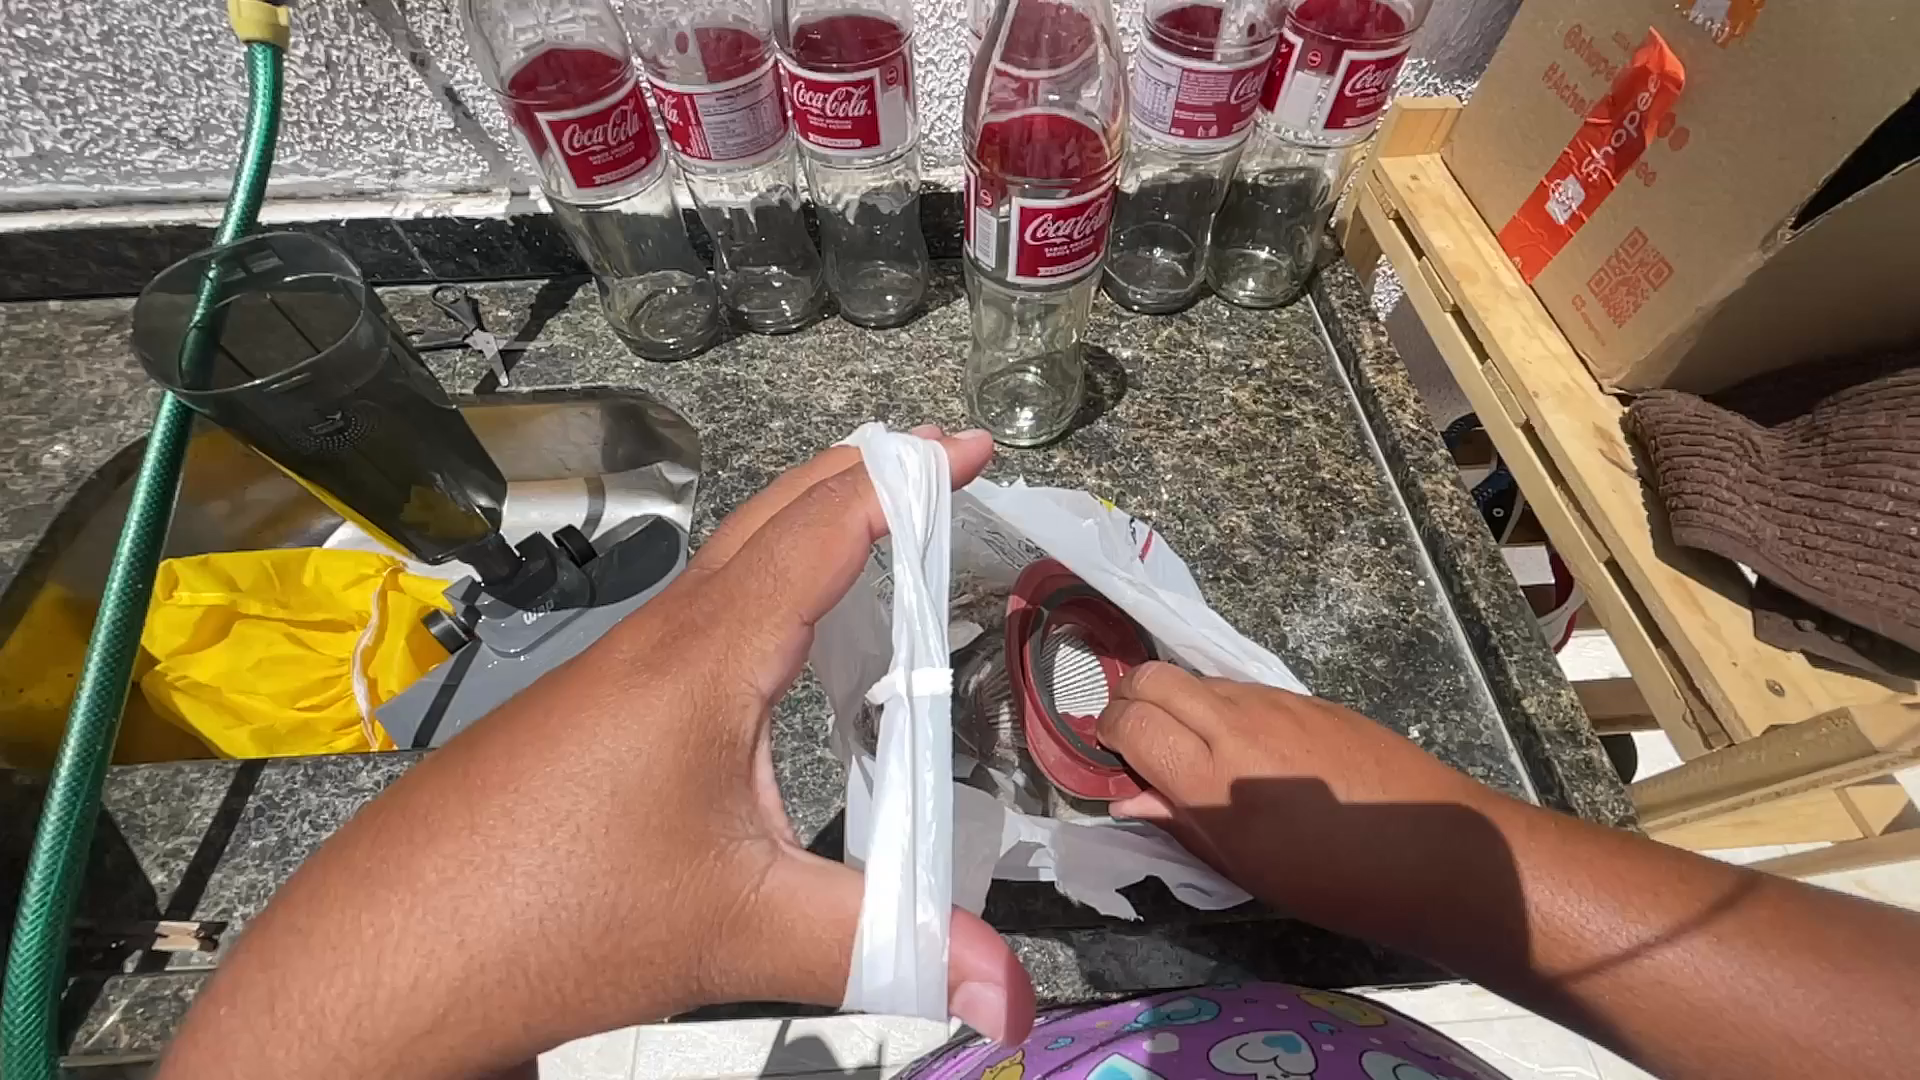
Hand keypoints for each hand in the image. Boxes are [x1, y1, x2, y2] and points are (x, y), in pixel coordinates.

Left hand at [160, 427, 1034, 1079]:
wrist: (371, 965)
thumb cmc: (545, 921)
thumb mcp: (734, 929)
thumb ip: (874, 943)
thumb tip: (1004, 994)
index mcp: (712, 653)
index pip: (827, 529)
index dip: (909, 481)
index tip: (968, 447)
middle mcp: (672, 632)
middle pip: (782, 508)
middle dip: (870, 468)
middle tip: (939, 453)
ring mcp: (633, 657)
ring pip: (742, 548)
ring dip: (817, 511)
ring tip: (881, 507)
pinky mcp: (612, 693)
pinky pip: (713, 598)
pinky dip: (775, 569)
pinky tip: (790, 615)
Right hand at [1094, 662, 1518, 940]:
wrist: (1441, 852)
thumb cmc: (1334, 882)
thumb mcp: (1244, 867)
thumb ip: (1177, 822)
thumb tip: (1127, 798)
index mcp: (1211, 778)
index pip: (1128, 722)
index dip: (1107, 733)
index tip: (1112, 754)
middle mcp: (1232, 723)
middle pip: (1149, 676)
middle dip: (1127, 699)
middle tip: (1137, 738)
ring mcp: (1271, 701)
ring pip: (1192, 676)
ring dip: (1173, 699)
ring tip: (1192, 744)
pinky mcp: (1303, 695)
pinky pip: (1237, 686)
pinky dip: (1217, 704)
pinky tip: (1245, 744)